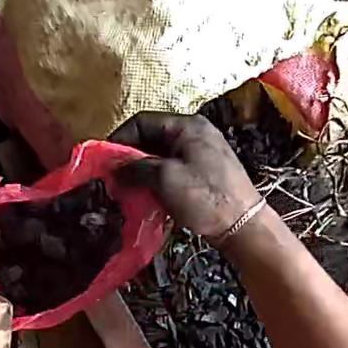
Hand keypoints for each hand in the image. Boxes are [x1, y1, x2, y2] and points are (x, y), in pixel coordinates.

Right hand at [110, 112, 261, 240]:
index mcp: (187, 126)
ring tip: (128, 190)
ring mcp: (203, 154)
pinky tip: (149, 197)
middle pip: (152, 138)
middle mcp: (196, 133)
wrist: (244, 225)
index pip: (142, 121)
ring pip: (162, 156)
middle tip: (114, 179)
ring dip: (143, 172)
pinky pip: (174, 170)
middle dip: (130, 158)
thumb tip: (114, 168)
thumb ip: (136, 167)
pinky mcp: (206, 174)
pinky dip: (158, 181)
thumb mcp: (165, 179)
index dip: (119, 139)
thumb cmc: (205, 197)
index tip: (104, 161)